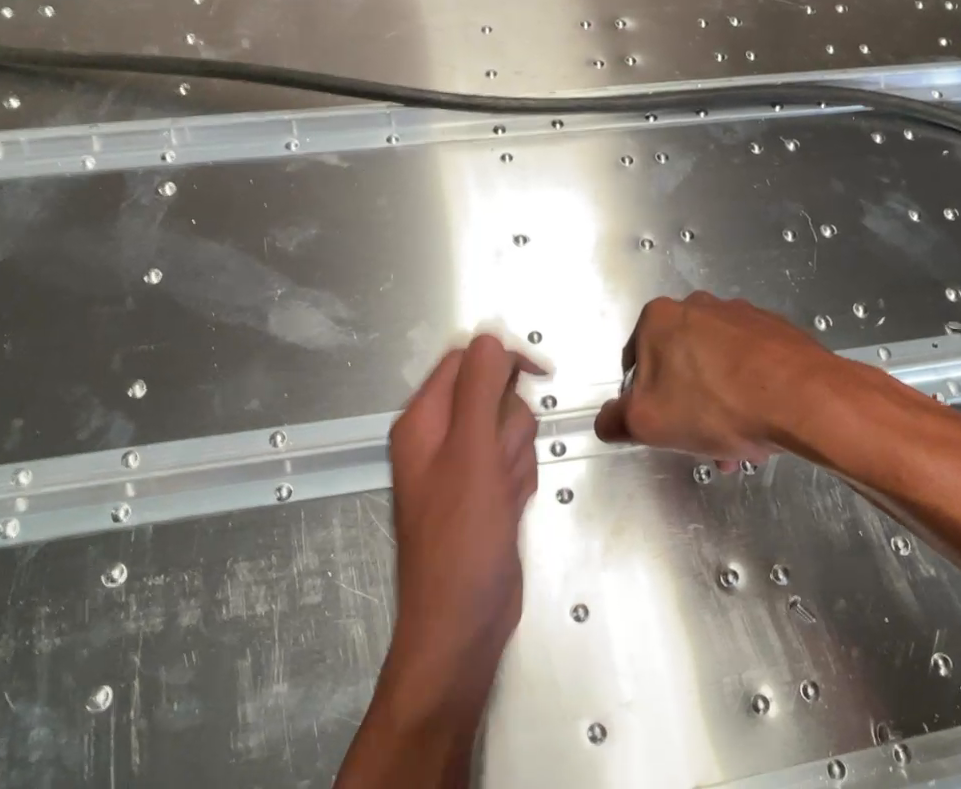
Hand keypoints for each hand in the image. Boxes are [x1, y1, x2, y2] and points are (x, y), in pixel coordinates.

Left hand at [382, 335, 541, 719]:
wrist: (463, 622)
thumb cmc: (461, 541)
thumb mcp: (472, 454)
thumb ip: (480, 389)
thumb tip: (489, 337)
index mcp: (423, 420)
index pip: (467, 360)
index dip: (503, 363)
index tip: (536, 377)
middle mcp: (439, 437)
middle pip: (496, 395)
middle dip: (512, 428)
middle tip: (499, 465)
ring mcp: (464, 467)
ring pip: (512, 430)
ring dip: (518, 459)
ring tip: (502, 496)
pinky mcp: (485, 492)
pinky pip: (516, 463)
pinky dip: (520, 482)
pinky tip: (509, 510)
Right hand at [594, 292, 840, 464]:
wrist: (802, 398)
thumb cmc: (717, 404)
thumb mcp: (646, 424)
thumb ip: (616, 421)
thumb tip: (608, 420)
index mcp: (658, 318)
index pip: (634, 364)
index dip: (644, 402)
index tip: (662, 427)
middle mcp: (699, 306)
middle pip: (679, 367)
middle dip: (688, 409)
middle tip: (701, 443)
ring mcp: (743, 316)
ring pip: (716, 370)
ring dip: (720, 406)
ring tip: (738, 444)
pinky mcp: (778, 331)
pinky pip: (751, 366)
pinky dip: (750, 394)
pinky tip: (762, 424)